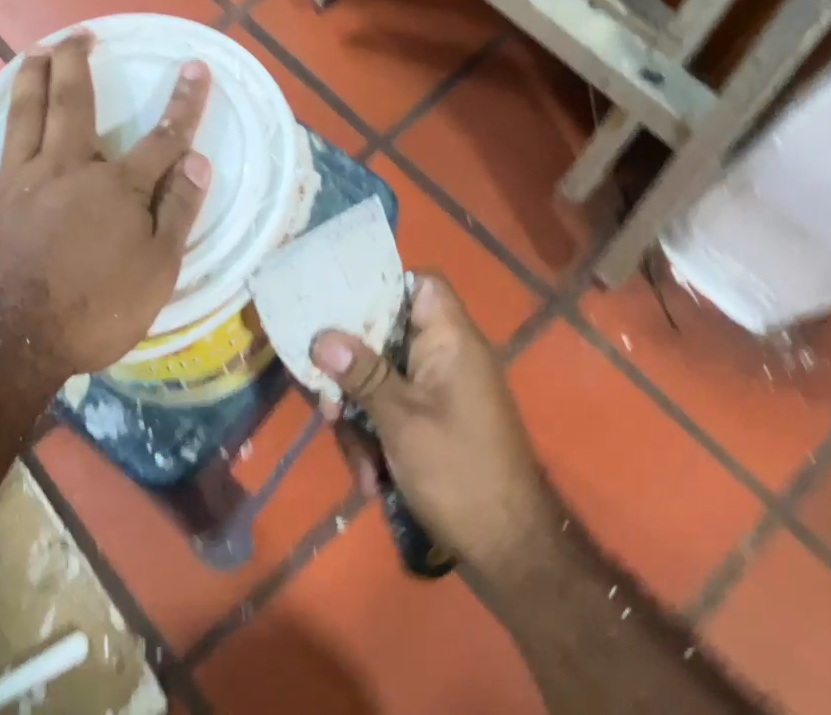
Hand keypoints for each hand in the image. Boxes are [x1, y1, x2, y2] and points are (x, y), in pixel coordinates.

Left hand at [0, 31, 211, 377]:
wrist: (17, 342)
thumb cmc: (96, 312)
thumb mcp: (158, 270)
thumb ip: (177, 212)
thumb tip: (197, 161)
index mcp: (116, 187)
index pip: (163, 137)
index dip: (184, 102)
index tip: (196, 67)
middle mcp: (65, 168)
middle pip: (75, 103)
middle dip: (80, 63)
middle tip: (81, 34)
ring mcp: (15, 181)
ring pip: (21, 114)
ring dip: (29, 78)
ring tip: (34, 51)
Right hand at [311, 277, 551, 575]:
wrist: (508, 548)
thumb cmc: (458, 472)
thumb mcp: (401, 420)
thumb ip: (362, 373)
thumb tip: (321, 335)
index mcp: (451, 340)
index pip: (420, 283)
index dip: (379, 285)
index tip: (335, 307)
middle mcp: (447, 357)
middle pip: (386, 337)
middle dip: (352, 373)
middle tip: (331, 408)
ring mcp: (441, 393)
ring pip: (382, 381)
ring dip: (362, 421)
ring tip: (362, 464)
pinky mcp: (434, 424)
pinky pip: (393, 413)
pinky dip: (379, 442)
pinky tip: (373, 479)